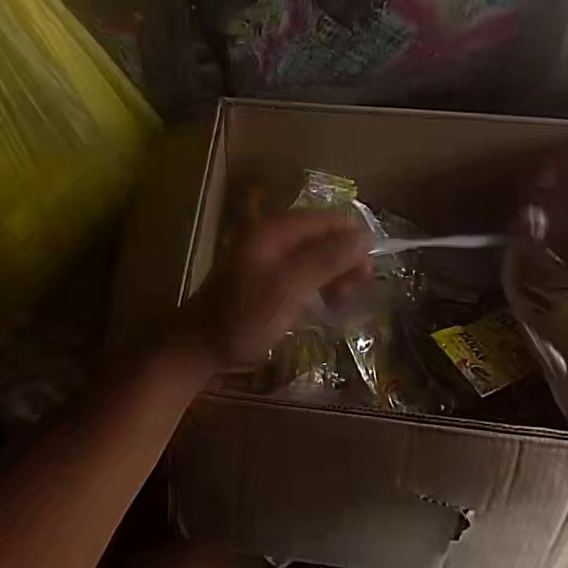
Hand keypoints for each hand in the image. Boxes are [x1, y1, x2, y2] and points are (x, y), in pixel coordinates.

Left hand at [174, 209, 373, 368]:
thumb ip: (326, 261)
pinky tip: (326, 305)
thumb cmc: (244, 318)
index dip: (355, 240)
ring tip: (342, 302)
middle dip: (347, 260)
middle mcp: (275, 235)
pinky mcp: (270, 275)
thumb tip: (364, 237)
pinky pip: (306, 271)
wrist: (199, 347)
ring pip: (318, 255)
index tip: (368, 273)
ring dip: (336, 274)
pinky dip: (321, 284)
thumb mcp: (288, 290)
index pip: (330, 220)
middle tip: (357, 292)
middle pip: (326, 236)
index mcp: (276, 230)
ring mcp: (271, 255)